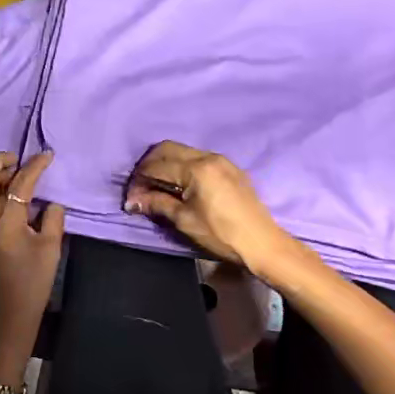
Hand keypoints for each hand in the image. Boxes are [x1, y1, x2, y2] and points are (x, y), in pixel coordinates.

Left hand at [0, 151, 64, 377]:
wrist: (7, 313)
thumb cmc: (33, 283)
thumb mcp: (52, 249)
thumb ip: (52, 218)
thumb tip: (48, 202)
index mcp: (6, 224)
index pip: (20, 184)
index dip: (35, 166)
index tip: (47, 155)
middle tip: (17, 159)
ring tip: (10, 175)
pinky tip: (3, 195)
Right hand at [123, 141, 298, 272]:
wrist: (263, 244)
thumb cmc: (221, 234)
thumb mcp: (184, 220)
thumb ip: (157, 204)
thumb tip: (133, 200)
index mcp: (197, 168)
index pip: (157, 166)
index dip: (139, 180)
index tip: (131, 197)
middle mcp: (209, 157)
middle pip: (168, 149)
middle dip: (149, 164)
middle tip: (140, 185)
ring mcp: (223, 161)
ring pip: (184, 151)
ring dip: (166, 164)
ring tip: (158, 187)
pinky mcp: (231, 170)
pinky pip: (199, 158)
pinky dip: (183, 167)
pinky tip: (180, 186)